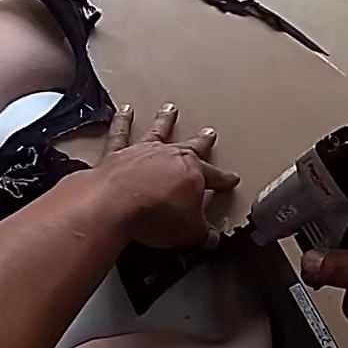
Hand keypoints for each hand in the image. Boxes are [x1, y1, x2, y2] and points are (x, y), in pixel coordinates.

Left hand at [90, 103, 240, 249]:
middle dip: (203, 141)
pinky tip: (123, 110)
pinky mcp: (116, 155)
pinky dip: (122, 120)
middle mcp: (169, 156)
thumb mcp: (189, 232)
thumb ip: (202, 234)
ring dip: (165, 119)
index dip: (224, 180)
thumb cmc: (154, 215)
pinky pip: (120, 133)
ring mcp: (142, 152)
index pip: (215, 177)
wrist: (115, 205)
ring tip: (169, 109)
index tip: (231, 179)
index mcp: (193, 173)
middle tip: (209, 132)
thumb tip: (210, 239)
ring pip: (158, 130)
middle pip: (191, 146)